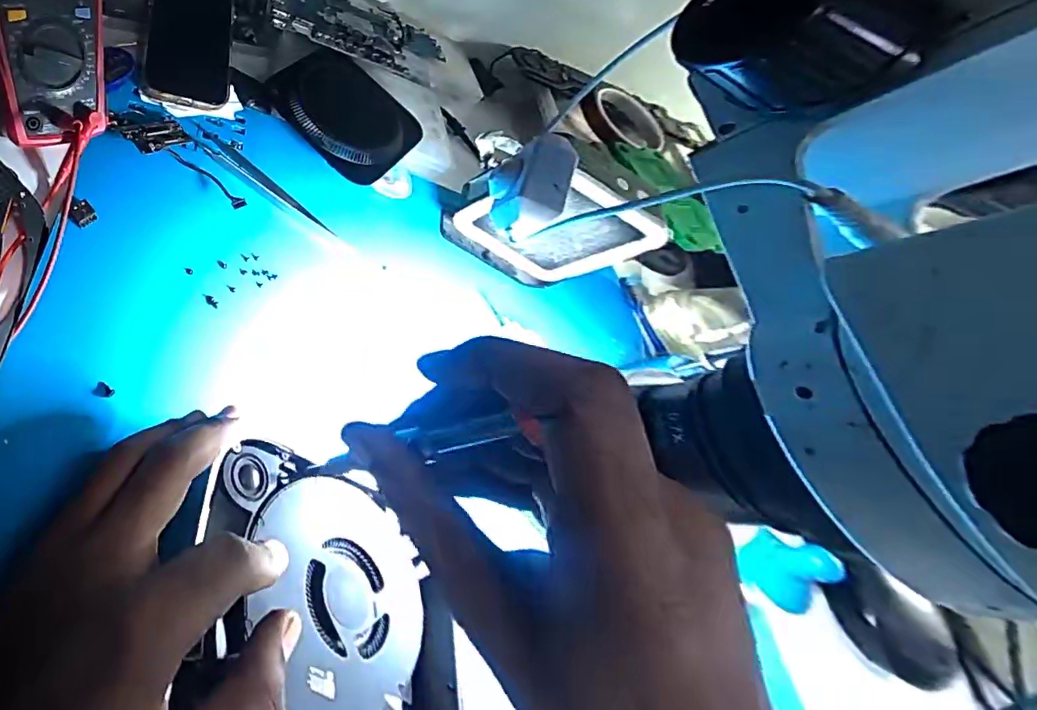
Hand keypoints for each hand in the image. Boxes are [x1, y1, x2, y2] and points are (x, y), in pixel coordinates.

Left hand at [0, 410, 300, 709]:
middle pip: (162, 474)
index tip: (273, 557)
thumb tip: (279, 632)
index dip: (258, 557)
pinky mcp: (36, 549)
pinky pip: (86, 482)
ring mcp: (61, 546)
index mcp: (142, 620)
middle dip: (205, 441)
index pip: (221, 562)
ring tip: (192, 420)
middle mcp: (100, 561)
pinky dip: (121, 457)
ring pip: (117, 462)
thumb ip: (244, 697)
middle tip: (233, 418)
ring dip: (159, 435)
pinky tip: (139, 458)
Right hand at [344, 339, 763, 709]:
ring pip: (564, 428)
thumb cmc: (594, 703)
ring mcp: (673, 511)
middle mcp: (667, 503)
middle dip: (470, 402)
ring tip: (425, 459)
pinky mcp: (665, 522)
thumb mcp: (490, 608)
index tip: (430, 374)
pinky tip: (469, 480)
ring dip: (486, 431)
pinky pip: (580, 463)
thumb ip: (422, 510)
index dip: (497, 362)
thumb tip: (363, 438)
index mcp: (630, 526)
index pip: (579, 392)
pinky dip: (517, 459)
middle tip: (408, 431)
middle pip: (558, 403)